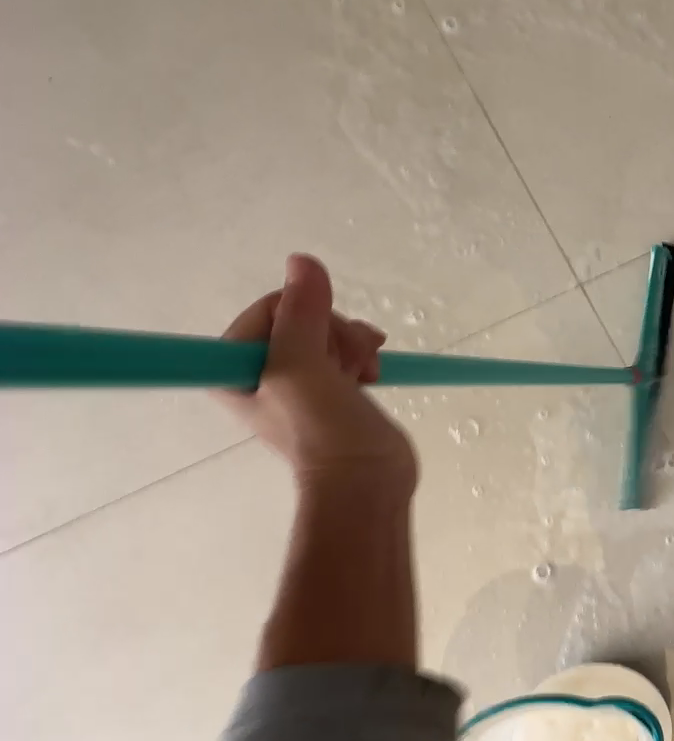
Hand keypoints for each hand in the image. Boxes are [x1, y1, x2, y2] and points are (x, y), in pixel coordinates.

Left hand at [217, 254, 417, 497]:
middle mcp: (259, 370)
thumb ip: (301, 314)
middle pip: (304, 319)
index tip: (331, 348)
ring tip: (367, 371)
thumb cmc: (324, 428)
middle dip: (339, 334)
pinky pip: (345, 351)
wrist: (366, 479)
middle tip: (354, 364)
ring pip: (330, 334)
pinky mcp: (333, 390)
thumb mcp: (302, 367)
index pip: (272, 309)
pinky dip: (363, 354)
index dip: (311, 318)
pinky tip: (373, 371)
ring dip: (355, 345)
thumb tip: (302, 260)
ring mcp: (298, 381)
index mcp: (233, 366)